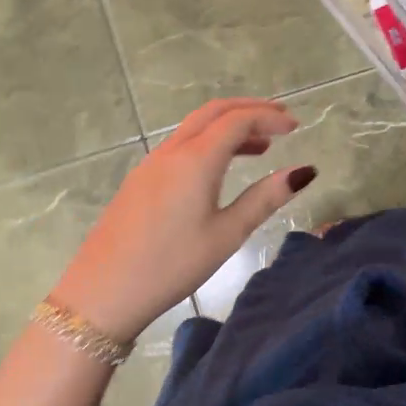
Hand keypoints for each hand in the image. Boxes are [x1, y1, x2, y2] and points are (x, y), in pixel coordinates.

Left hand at [50, 99, 316, 340]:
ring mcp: (150, 165)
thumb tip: (304, 171)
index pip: (238, 120)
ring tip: (261, 145)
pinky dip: (209, 141)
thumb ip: (265, 197)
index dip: (270, 118)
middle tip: (281, 120)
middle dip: (250, 110)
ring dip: (229, 126)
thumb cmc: (171, 265)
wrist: (100, 296)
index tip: (296, 127)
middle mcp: (171, 153)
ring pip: (195, 127)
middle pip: (214, 112)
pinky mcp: (140, 181)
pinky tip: (222, 167)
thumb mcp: (227, 234)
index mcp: (195, 161)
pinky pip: (181, 144)